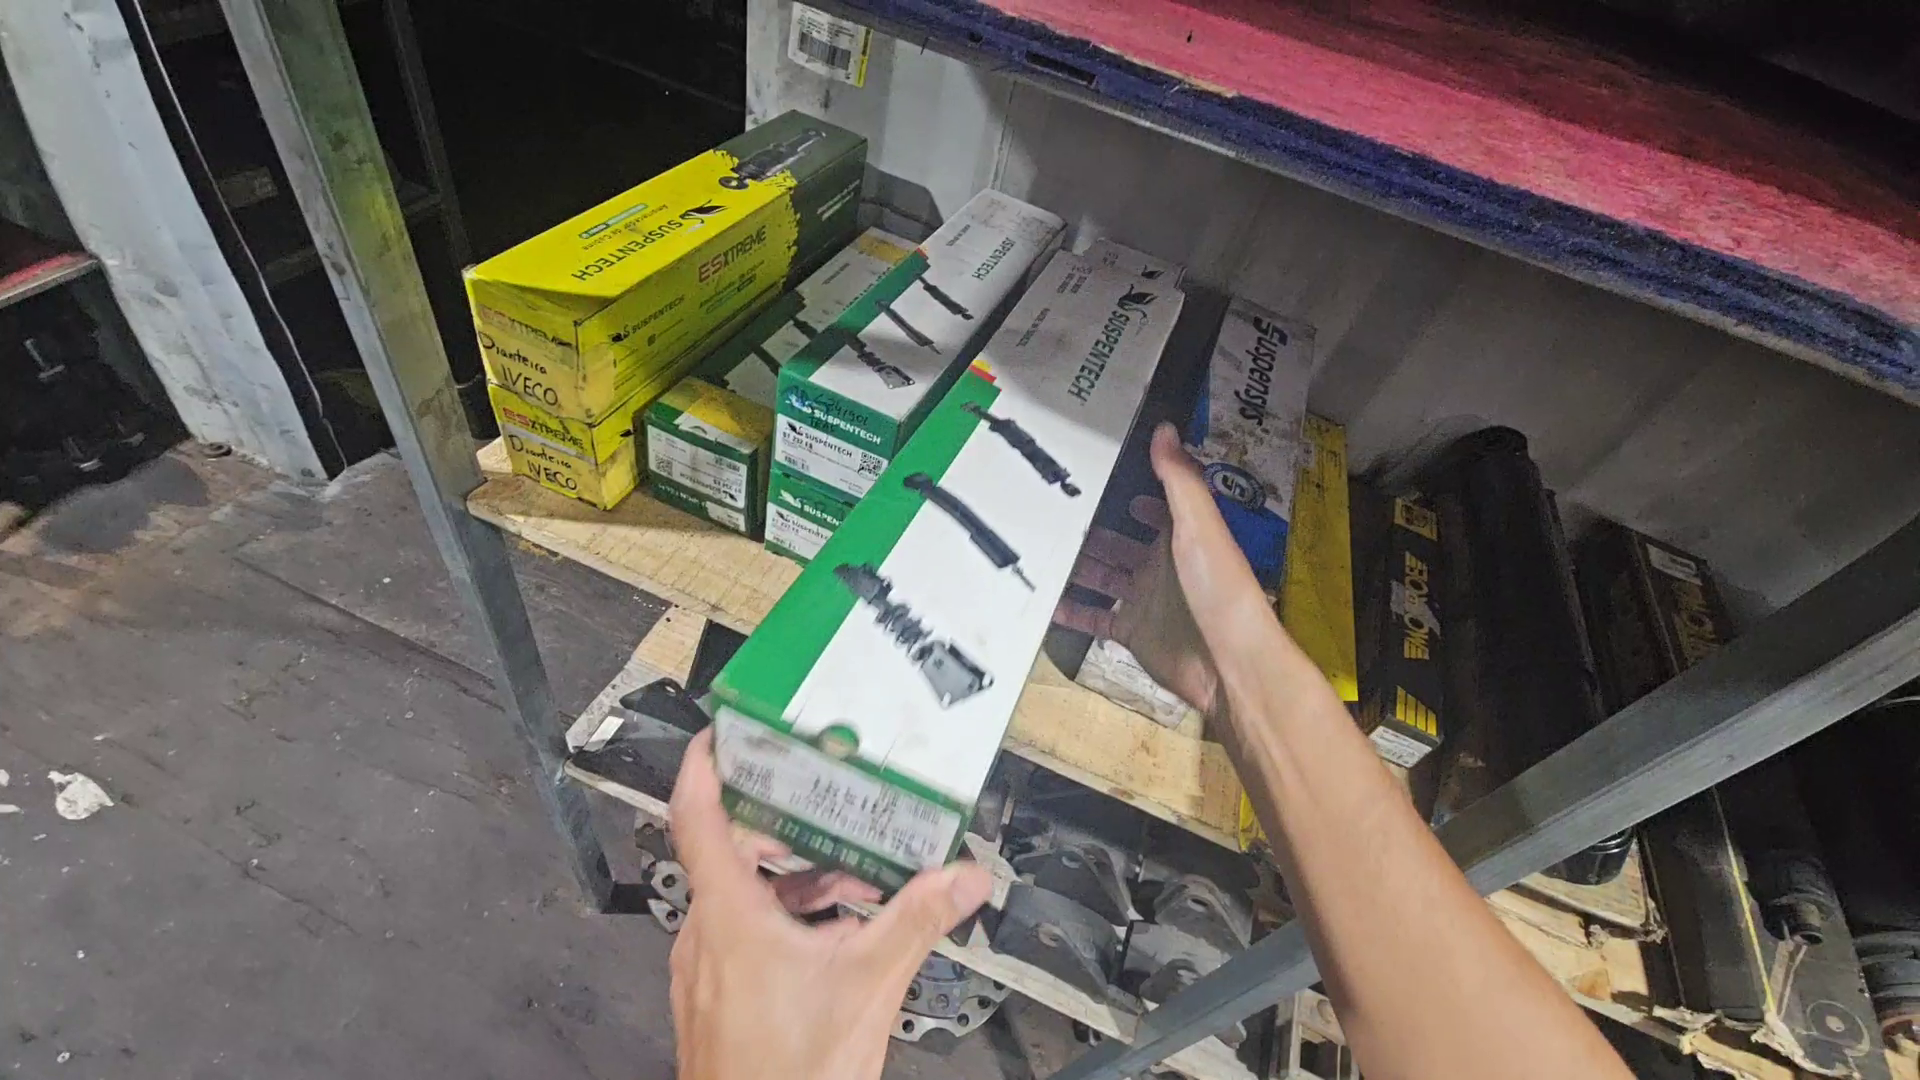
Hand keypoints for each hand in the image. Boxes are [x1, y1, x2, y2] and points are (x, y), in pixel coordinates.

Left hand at [667, 729, 994, 1079]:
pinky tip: (836, 929)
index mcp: (728, 915)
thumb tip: (965, 877)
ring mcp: (706, 965)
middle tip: (824, 800)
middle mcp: (705, 933)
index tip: (725, 729)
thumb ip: (918, 919)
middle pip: (732, 847)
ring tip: (851, 875)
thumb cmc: (795, 1074)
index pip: (696, 817)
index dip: (705, 764)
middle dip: (785, 822)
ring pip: (743, 890)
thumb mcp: (869, 983)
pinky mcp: (717, 991)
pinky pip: (745, 927)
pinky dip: (787, 911)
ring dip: (794, 874)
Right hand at [1053, 423, 1279, 721]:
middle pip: (1117, 544)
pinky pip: (1095, 618)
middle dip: (1089, 532)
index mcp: (1180, 537)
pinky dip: (1072, 611)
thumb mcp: (1199, 525)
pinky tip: (1045, 601)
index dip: (1128, 495)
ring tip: (1038, 553)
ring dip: (1075, 568)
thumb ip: (1178, 479)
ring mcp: (1144, 601)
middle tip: (1049, 518)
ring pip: (1102, 578)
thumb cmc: (1218, 588)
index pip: (1152, 509)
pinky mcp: (1131, 632)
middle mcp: (1160, 566)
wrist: (1226, 662)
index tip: (1092, 482)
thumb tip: (1164, 428)